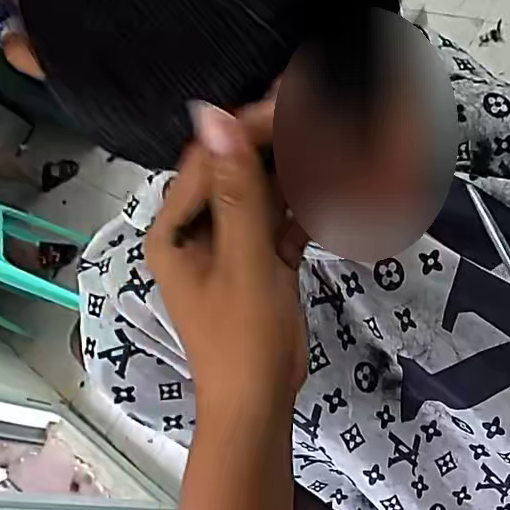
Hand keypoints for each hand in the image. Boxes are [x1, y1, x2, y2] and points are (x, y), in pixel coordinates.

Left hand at [145, 100, 307, 423]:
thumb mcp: (244, 264)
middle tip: (321, 123)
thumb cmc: (243, 340)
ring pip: (264, 200)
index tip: (294, 107)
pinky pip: (279, 228)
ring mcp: (231, 249)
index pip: (211, 161)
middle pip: (238, 175)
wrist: (259, 401)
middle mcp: (198, 232)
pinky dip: (303, 215)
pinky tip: (331, 198)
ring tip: (332, 153)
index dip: (249, 130)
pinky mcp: (259, 266)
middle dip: (277, 151)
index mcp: (176, 229)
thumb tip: (214, 117)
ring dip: (295, 180)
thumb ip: (238, 193)